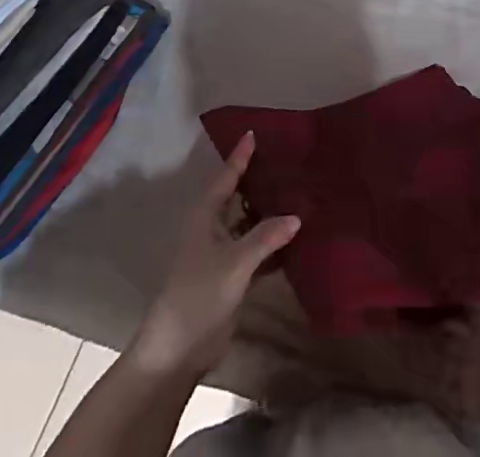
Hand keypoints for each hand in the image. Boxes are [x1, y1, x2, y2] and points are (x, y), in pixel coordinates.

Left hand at [129, 132, 300, 376]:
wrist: (179, 348)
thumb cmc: (198, 294)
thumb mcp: (233, 263)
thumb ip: (265, 238)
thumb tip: (296, 216)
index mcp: (205, 217)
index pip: (225, 178)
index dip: (240, 157)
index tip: (253, 132)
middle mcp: (213, 228)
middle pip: (238, 198)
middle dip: (259, 181)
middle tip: (288, 161)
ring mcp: (223, 253)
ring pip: (250, 224)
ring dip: (270, 213)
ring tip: (299, 194)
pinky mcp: (233, 276)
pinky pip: (258, 250)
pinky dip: (274, 244)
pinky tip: (297, 238)